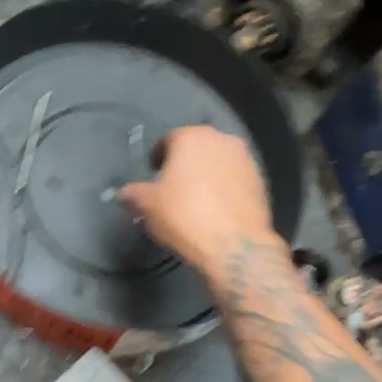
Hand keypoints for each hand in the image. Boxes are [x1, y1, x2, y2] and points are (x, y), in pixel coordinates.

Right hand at [120, 125, 277, 268]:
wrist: (233, 244)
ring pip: (218, 162)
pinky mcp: (260, 180)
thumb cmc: (184, 216)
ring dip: (206, 174)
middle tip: (174, 186)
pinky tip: (216, 208)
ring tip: (196, 199)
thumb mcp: (148, 206)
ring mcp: (245, 158)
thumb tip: (122, 193)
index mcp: (191, 137)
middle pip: (196, 148)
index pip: (168, 140)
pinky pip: (234, 179)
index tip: (154, 172)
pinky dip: (224, 188)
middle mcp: (221, 139)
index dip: (158, 156)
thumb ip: (133, 194)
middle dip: (184, 163)